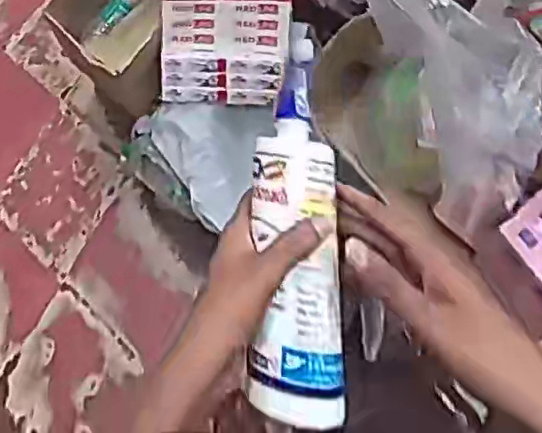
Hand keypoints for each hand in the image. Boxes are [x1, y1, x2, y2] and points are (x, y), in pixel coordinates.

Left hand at [132, 199, 329, 432]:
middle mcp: (240, 250)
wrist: (210, 359)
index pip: (255, 199)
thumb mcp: (263, 271)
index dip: (276, 188)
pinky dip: (297, 280)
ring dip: (300, 253)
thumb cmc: (230, 306)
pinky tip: (321, 283)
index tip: (305, 182)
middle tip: (328, 217)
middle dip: (296, 223)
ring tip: (332, 247)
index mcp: (235, 233)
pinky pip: (280, 283)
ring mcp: (246, 276)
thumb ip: (291, 246)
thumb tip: (322, 218)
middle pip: (270, 228)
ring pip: (277, 256)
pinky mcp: (255, 302)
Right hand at [339, 186, 541, 432]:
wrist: (527, 387)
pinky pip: (399, 273)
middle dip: (356, 218)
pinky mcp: (437, 300)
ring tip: (330, 232)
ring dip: (363, 241)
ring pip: (392, 253)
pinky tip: (358, 270)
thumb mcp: (429, 319)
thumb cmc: (480, 350)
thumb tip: (350, 245)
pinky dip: (375, 266)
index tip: (334, 185)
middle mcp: (433, 261)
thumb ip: (389, 282)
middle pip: (389, 233)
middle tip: (321, 208)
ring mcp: (436, 281)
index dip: (362, 202)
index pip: (390, 221)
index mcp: (433, 257)